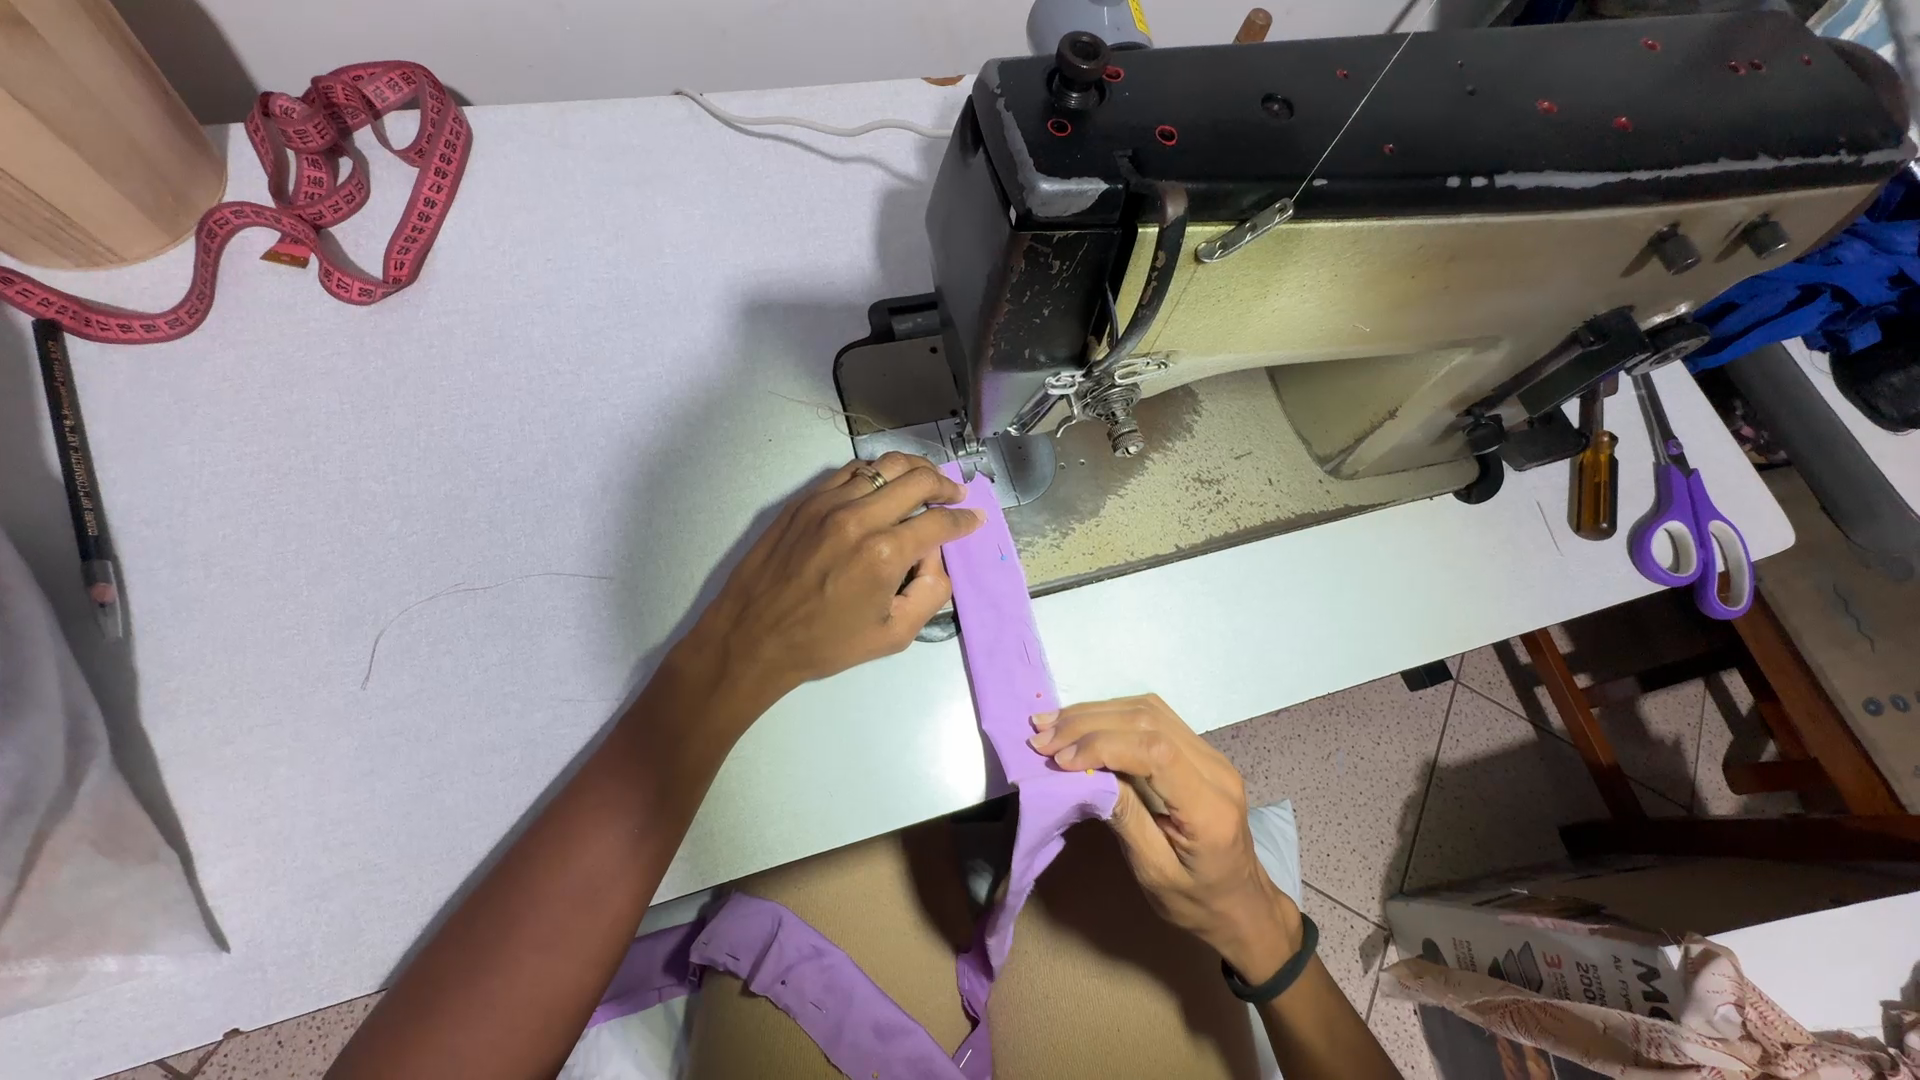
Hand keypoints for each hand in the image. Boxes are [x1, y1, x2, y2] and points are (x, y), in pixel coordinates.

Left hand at [677, 452, 982, 704]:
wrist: (753, 637)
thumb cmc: (826, 644)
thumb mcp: (894, 635)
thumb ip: (931, 592)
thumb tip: (939, 556)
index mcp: (885, 553)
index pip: (940, 521)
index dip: (964, 519)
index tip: (974, 519)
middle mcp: (859, 517)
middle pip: (918, 479)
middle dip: (946, 484)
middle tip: (955, 494)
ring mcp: (828, 502)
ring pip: (884, 465)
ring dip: (913, 470)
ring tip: (925, 481)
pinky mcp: (805, 500)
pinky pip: (850, 471)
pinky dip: (875, 473)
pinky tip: (881, 486)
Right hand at [1028, 695, 1303, 980]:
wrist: (1242, 904)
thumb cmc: (1197, 902)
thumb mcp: (1155, 875)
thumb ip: (1126, 820)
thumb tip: (1087, 775)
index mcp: (1209, 808)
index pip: (1156, 752)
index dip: (1104, 745)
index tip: (1060, 760)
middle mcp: (1215, 770)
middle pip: (1149, 721)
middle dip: (1088, 724)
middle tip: (1041, 739)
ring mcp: (1211, 754)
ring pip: (1148, 710)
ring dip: (1094, 713)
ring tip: (1052, 726)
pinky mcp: (1199, 750)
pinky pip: (1153, 717)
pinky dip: (1111, 715)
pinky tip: (1081, 724)